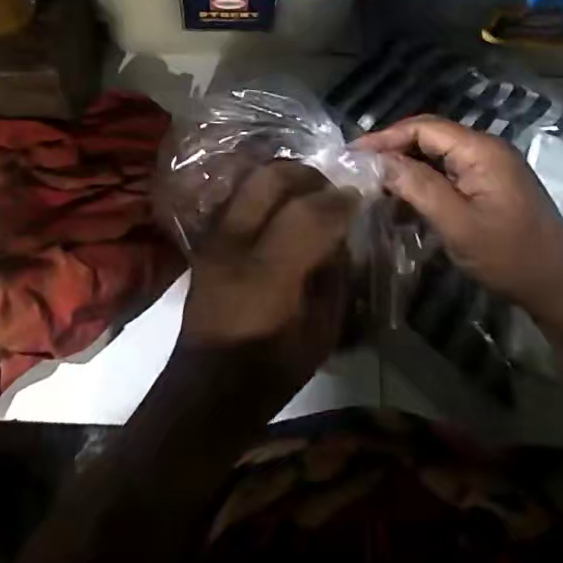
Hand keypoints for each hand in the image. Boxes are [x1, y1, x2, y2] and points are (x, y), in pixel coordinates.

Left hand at [176, 161, 355, 398]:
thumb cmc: (274, 366)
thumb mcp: (322, 329)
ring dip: (284, 178)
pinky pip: (237, 197)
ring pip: (250, 179)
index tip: (357, 197)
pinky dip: (263, 192)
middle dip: (307, 175)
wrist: (210, 386)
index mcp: (268, 274)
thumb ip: (334, 274)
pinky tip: (281, 208)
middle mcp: (234, 245)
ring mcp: (213, 238)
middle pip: (271, 179)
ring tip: (307, 194)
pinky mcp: (204, 240)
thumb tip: (342, 234)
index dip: (338, 200)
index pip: (308, 213)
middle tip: (330, 190)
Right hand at [355, 116, 562, 301]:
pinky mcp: (491, 185)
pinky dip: (425, 180)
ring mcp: (491, 167)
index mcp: (481, 150)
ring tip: (375, 182)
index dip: (386, 137)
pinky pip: (450, 171)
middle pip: (430, 136)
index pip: (424, 127)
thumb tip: (380, 161)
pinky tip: (404, 197)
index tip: (354, 153)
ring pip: (438, 154)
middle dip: (394, 148)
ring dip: (407, 165)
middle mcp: (487, 149)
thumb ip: (417, 186)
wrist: (559, 286)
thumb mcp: (456, 223)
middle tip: (360, 167)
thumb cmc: (508, 255)